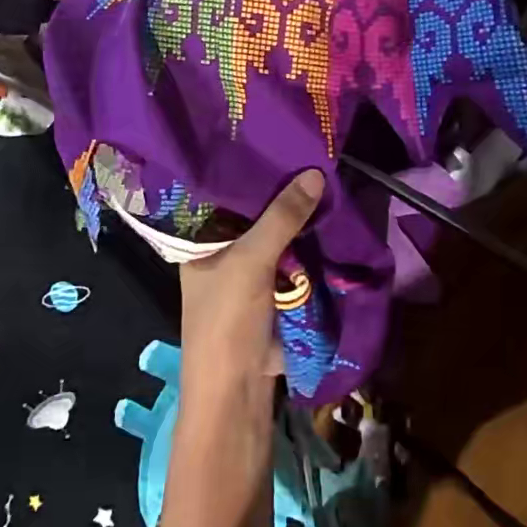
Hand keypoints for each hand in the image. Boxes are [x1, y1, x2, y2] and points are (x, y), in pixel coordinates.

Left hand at [160, 169, 323, 526]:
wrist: (239, 390)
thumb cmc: (226, 320)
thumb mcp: (251, 262)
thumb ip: (282, 217)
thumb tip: (315, 172)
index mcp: (198, 240)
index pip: (218, 191)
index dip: (243, 166)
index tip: (272, 135)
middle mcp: (220, 248)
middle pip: (252, 209)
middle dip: (279, 186)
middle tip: (308, 145)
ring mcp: (247, 266)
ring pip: (275, 228)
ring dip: (297, 210)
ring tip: (323, 166)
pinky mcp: (272, 283)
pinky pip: (291, 250)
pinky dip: (307, 236)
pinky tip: (328, 209)